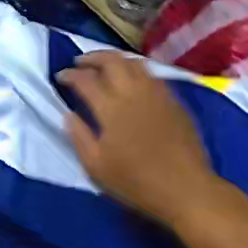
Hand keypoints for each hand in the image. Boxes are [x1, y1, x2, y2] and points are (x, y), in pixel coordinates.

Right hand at [57, 51, 238, 228]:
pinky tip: (131, 81)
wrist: (186, 190)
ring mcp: (156, 94)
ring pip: (134, 62)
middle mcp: (133, 93)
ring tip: (104, 67)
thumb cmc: (136, 182)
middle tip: (80, 63)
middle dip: (92, 57)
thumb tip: (69, 114)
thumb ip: (79, 136)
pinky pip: (151, 74)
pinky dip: (135, 70)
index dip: (70, 74)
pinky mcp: (173, 101)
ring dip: (115, 59)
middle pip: (111, 60)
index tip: (61, 76)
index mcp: (111, 108)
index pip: (85, 79)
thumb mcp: (96, 167)